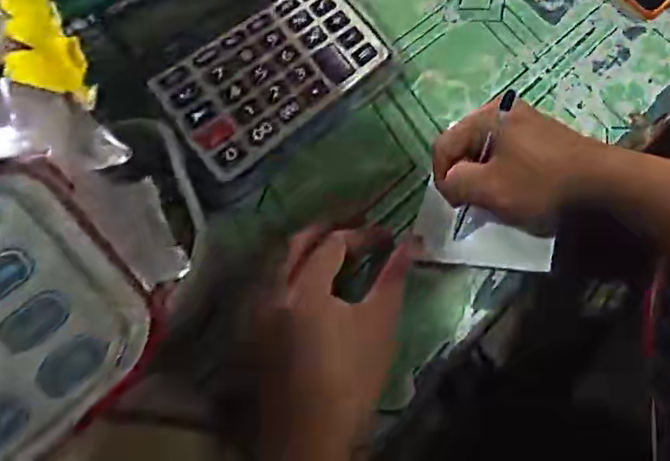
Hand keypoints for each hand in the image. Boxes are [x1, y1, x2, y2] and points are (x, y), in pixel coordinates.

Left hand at [256, 225, 417, 460]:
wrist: (311, 441)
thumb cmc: (352, 377)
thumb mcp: (381, 320)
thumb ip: (395, 274)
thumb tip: (412, 239)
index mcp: (303, 291)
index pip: (333, 243)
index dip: (364, 235)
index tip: (390, 239)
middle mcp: (273, 298)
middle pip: (296, 246)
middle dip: (330, 231)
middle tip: (360, 229)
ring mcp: (259, 321)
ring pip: (280, 268)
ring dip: (311, 253)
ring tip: (343, 255)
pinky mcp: (257, 340)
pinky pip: (274, 290)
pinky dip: (297, 275)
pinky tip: (320, 287)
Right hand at [432, 98, 609, 231]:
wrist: (599, 181)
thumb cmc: (540, 183)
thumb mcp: (490, 188)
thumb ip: (457, 182)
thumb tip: (452, 178)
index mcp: (491, 114)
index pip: (444, 144)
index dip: (442, 177)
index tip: (456, 205)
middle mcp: (507, 110)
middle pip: (466, 144)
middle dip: (465, 175)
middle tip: (475, 204)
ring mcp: (528, 122)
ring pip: (489, 151)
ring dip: (486, 177)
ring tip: (498, 201)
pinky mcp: (544, 137)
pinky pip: (511, 154)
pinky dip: (506, 173)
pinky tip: (519, 193)